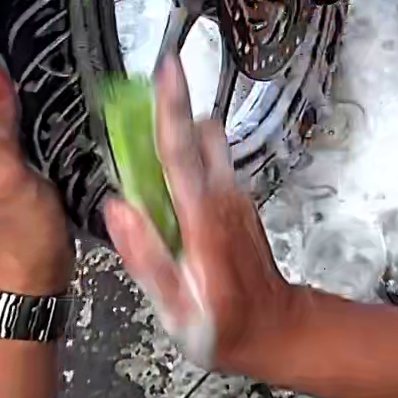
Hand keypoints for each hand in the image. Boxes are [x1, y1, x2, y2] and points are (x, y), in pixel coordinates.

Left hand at [0, 52, 74, 295]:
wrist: (39, 278)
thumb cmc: (21, 232)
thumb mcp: (5, 173)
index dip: (12, 50)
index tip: (47, 25)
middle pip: (13, 91)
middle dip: (40, 67)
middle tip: (78, 44)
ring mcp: (14, 154)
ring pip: (33, 109)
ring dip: (54, 90)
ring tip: (88, 66)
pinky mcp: (37, 165)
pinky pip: (49, 128)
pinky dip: (63, 115)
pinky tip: (86, 107)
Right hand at [101, 56, 308, 372]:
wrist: (280, 330)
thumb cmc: (224, 327)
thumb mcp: (176, 310)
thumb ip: (146, 257)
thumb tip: (116, 207)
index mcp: (203, 217)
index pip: (183, 150)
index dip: (173, 106)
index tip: (167, 66)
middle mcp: (224, 194)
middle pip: (200, 133)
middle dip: (171, 114)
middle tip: (132, 120)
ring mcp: (236, 194)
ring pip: (208, 144)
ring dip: (179, 138)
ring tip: (145, 162)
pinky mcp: (239, 198)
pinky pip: (211, 162)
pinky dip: (187, 160)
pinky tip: (166, 192)